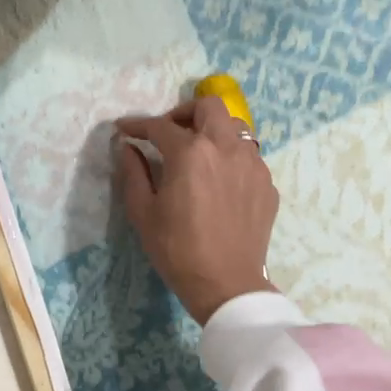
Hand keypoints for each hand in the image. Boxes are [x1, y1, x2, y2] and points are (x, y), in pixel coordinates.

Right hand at [116, 95, 278, 323]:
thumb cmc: (176, 248)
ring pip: (234, 128)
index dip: (137, 125)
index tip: (123, 130)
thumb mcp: (142, 211)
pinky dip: (229, 157)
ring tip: (196, 155)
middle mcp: (226, 148)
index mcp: (191, 153)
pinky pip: (247, 156)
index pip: (160, 126)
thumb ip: (132, 172)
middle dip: (183, 113)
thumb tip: (126, 147)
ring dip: (211, 132)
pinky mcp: (266, 184)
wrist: (225, 284)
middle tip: (168, 133)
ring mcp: (252, 164)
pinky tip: (217, 181)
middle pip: (209, 107)